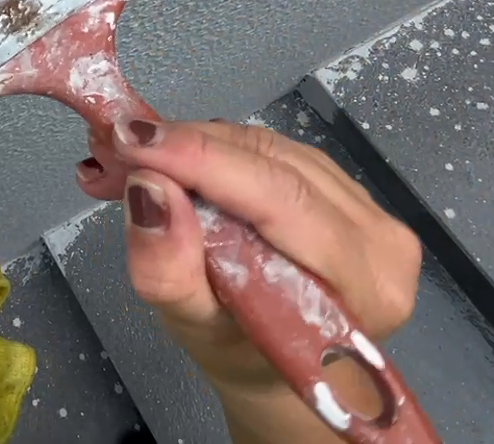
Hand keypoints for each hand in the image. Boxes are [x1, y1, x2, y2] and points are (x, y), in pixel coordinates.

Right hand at [106, 119, 421, 442]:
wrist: (262, 355)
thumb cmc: (232, 348)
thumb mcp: (190, 325)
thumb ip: (169, 268)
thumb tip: (149, 190)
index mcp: (364, 286)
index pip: (279, 198)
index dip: (200, 159)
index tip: (130, 139)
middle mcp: (380, 238)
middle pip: (268, 162)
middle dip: (182, 146)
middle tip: (113, 142)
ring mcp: (365, 203)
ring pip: (261, 145)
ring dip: (188, 142)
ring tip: (132, 152)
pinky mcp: (338, 181)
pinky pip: (262, 145)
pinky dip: (206, 144)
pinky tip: (167, 155)